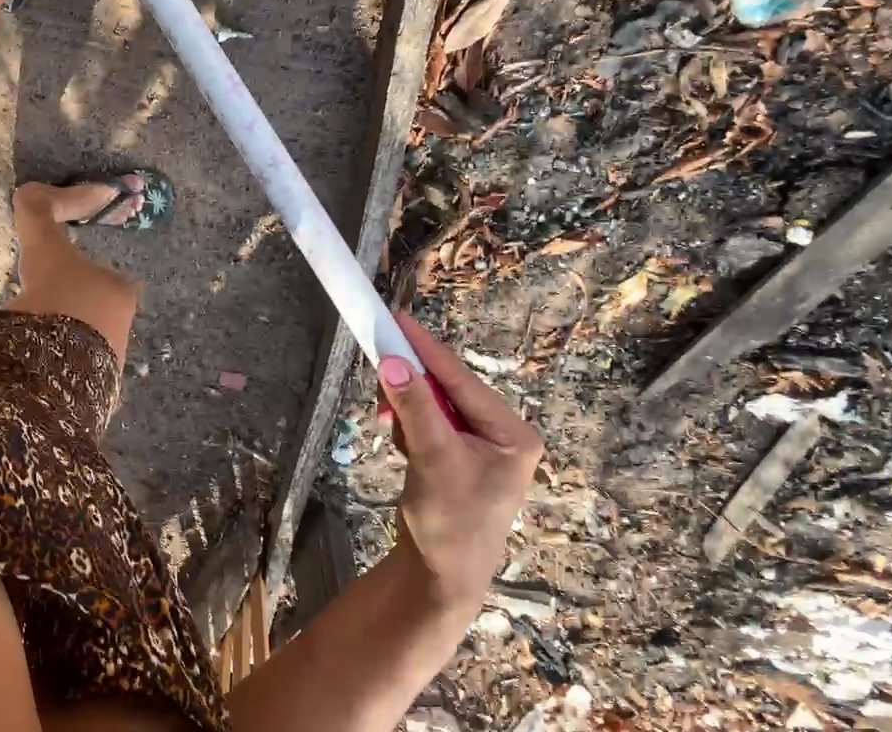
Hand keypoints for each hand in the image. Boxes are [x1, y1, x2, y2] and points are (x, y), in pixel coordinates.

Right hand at [377, 312, 542, 611]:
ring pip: (430, 404)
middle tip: (379, 375)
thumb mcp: (432, 459)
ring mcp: (478, 445)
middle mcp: (500, 433)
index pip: (461, 378)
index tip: (396, 318)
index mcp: (512, 432)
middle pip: (445, 388)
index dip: (426, 348)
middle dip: (410, 386)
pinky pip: (425, 422)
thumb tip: (394, 362)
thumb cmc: (449, 521)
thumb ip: (415, 409)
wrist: (440, 573)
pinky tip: (398, 442)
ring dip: (404, 409)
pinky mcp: (454, 455)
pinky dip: (405, 424)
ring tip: (390, 429)